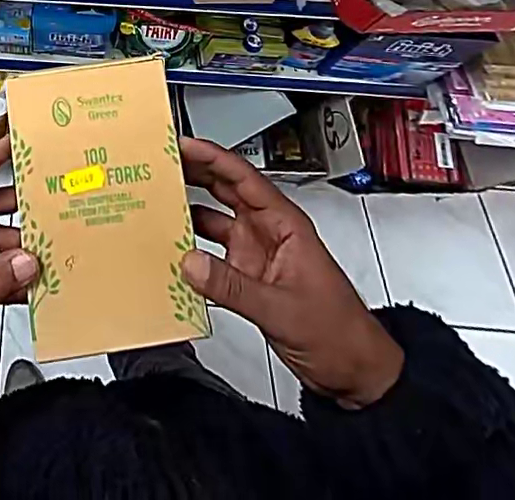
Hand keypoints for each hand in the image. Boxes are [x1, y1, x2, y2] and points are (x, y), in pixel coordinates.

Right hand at [178, 137, 402, 408]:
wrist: (354, 370)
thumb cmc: (338, 330)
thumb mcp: (282, 308)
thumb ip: (232, 286)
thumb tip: (191, 264)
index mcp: (285, 223)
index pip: (244, 178)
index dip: (213, 157)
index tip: (186, 145)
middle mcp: (269, 231)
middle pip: (227, 189)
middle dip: (197, 171)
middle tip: (164, 160)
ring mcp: (257, 252)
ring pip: (218, 218)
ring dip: (191, 207)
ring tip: (161, 197)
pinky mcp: (249, 275)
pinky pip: (214, 253)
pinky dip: (194, 248)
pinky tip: (175, 248)